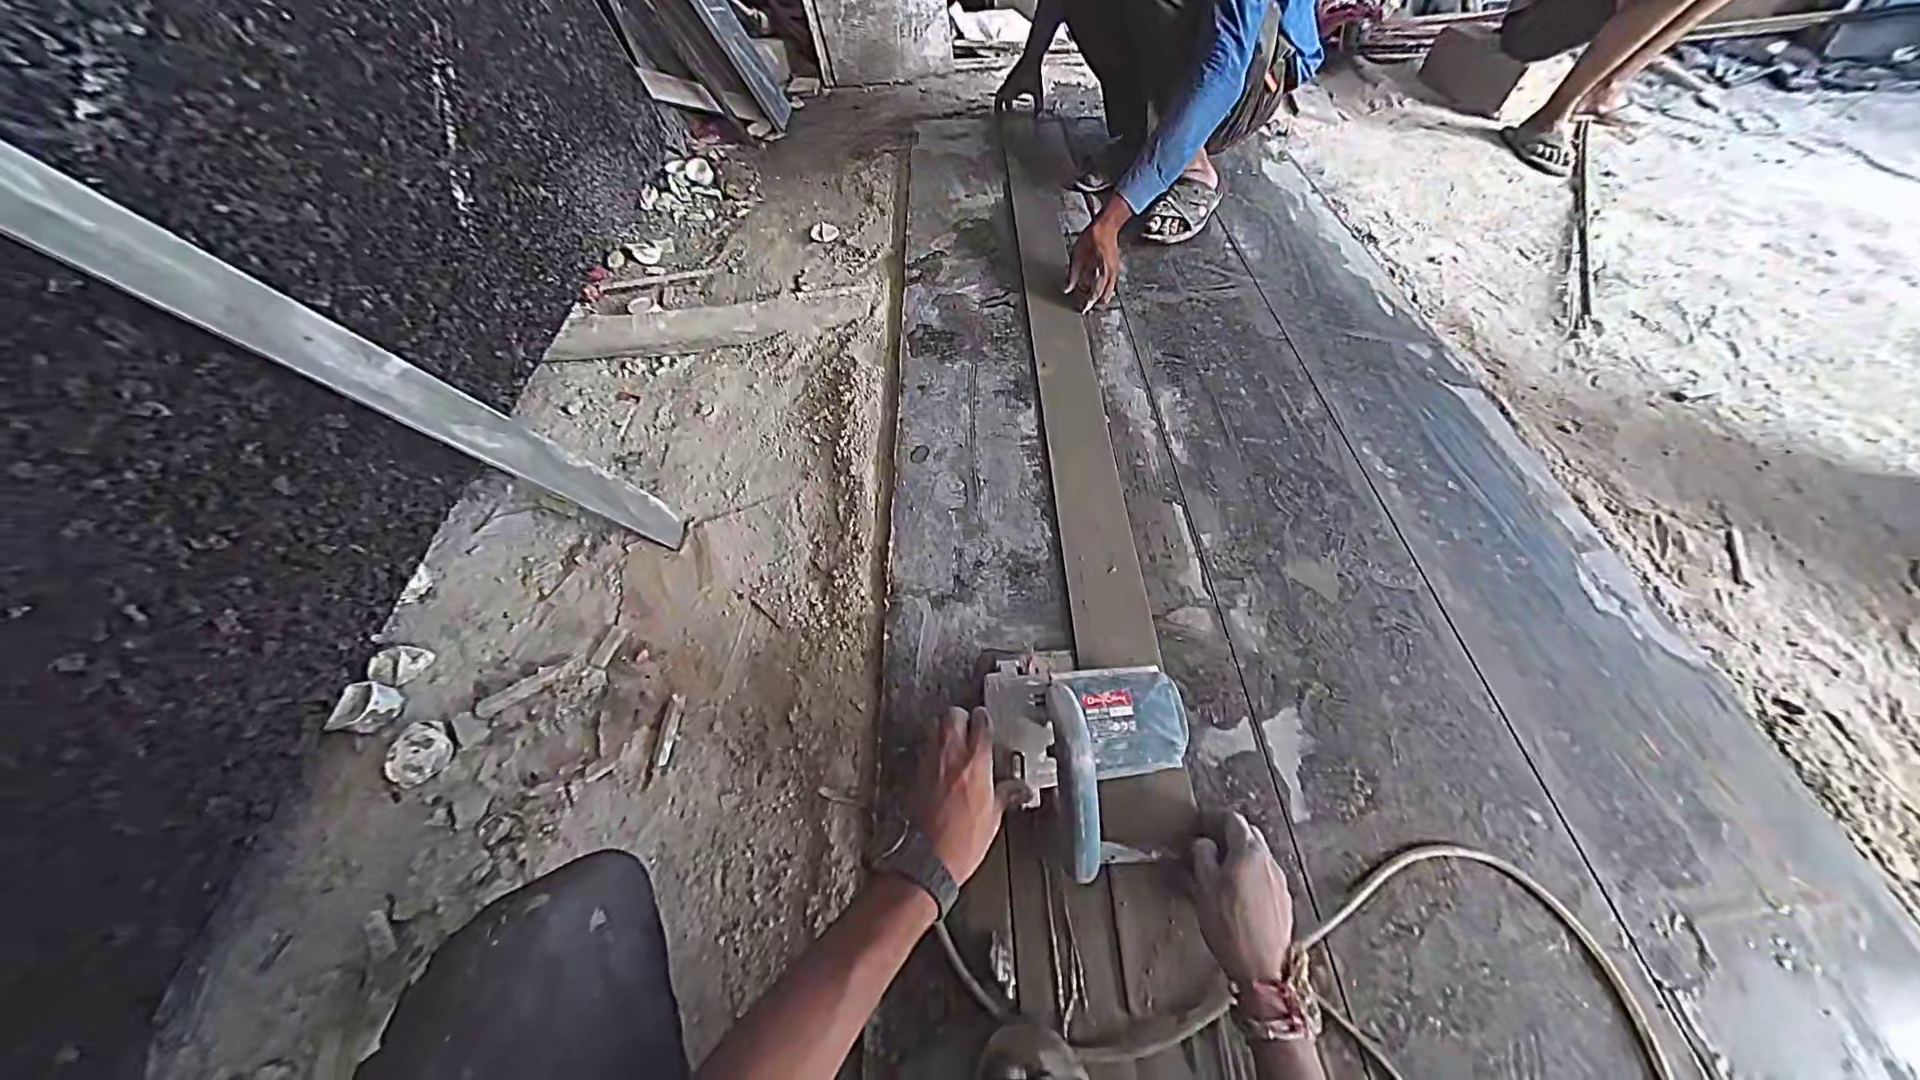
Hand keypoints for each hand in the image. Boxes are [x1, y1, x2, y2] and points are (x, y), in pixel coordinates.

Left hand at [906, 707, 1016, 883]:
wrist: (927, 859)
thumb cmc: (962, 842)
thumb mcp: (993, 818)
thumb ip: (1005, 795)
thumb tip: (1020, 790)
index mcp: (976, 761)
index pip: (981, 722)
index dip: (984, 719)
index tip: (986, 722)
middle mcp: (951, 755)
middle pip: (952, 714)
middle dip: (961, 716)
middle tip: (969, 727)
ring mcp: (930, 762)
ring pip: (935, 727)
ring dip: (944, 729)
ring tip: (954, 742)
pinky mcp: (916, 773)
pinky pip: (925, 749)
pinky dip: (933, 749)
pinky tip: (941, 764)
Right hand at [995, 59, 1043, 112]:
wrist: (1031, 57)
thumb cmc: (1034, 73)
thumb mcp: (1037, 91)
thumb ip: (1038, 104)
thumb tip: (1038, 116)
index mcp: (1010, 92)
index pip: (1001, 106)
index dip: (1000, 114)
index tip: (1001, 122)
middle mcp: (1007, 86)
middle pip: (997, 100)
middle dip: (997, 108)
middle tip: (999, 116)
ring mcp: (1008, 81)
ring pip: (1001, 93)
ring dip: (1002, 101)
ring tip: (1007, 109)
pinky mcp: (1011, 77)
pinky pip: (1005, 89)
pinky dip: (1006, 95)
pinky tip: (1012, 99)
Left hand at [1066, 218, 1121, 312]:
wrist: (1107, 225)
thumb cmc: (1093, 237)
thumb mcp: (1077, 256)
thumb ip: (1072, 275)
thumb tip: (1067, 289)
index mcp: (1101, 272)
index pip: (1095, 294)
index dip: (1089, 303)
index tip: (1084, 309)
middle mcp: (1110, 273)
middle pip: (1105, 294)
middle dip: (1098, 301)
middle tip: (1089, 306)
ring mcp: (1115, 269)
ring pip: (1111, 289)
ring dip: (1103, 295)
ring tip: (1095, 299)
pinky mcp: (1116, 265)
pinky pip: (1113, 281)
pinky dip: (1107, 287)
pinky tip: (1102, 286)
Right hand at [1191, 812, 1294, 991]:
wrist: (1262, 971)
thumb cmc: (1229, 926)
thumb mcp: (1204, 885)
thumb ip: (1202, 855)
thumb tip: (1204, 843)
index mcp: (1250, 852)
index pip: (1232, 819)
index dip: (1212, 818)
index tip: (1198, 826)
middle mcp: (1269, 862)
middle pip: (1248, 835)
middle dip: (1227, 835)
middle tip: (1206, 846)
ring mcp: (1280, 884)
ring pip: (1257, 857)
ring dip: (1238, 856)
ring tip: (1218, 872)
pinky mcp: (1284, 903)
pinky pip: (1264, 878)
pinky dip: (1249, 876)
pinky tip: (1236, 894)